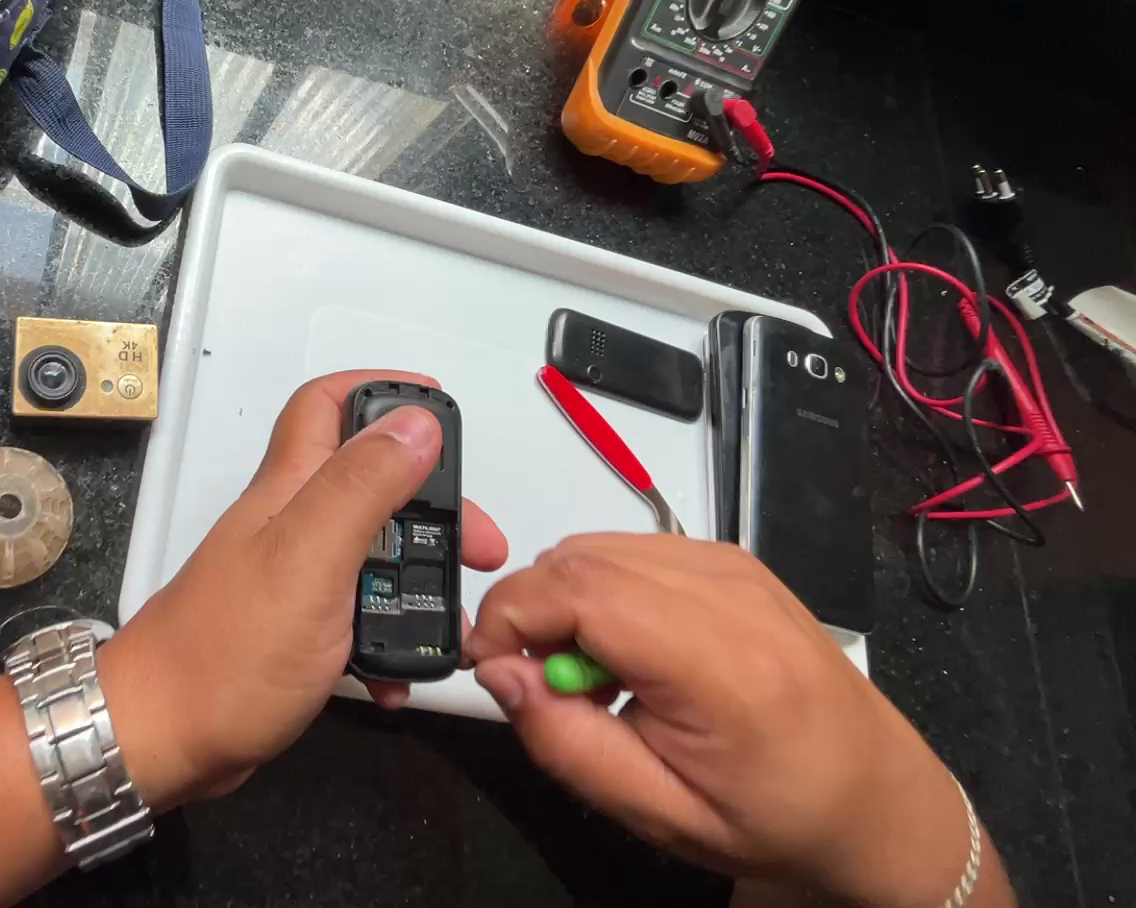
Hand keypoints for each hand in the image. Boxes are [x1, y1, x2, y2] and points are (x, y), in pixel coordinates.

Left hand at [101, 370, 507, 808]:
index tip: (435, 404)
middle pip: (367, 478)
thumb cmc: (226, 651)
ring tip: (451, 609)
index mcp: (289, 488)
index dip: (379, 390)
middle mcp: (290, 520)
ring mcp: (292, 572)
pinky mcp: (297, 621)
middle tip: (474, 539)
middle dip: (428, 499)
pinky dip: (390, 631)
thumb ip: (359, 487)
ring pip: (371, 547)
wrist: (167, 737)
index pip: (326, 405)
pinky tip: (400, 666)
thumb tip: (412, 423)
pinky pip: (359, 610)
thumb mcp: (308, 557)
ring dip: (418, 572)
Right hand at [468, 534, 982, 907]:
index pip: (578, 592)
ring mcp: (728, 565)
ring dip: (558, 598)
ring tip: (585, 665)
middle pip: (575, 561)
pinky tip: (619, 641)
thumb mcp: (656, 810)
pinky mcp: (724, 557)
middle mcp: (727, 593)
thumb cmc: (772, 817)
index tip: (487, 662)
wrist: (880, 802)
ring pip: (590, 549)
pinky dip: (593, 588)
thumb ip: (563, 740)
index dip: (508, 615)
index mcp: (721, 665)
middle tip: (533, 673)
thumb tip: (496, 670)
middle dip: (525, 609)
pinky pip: (620, 549)